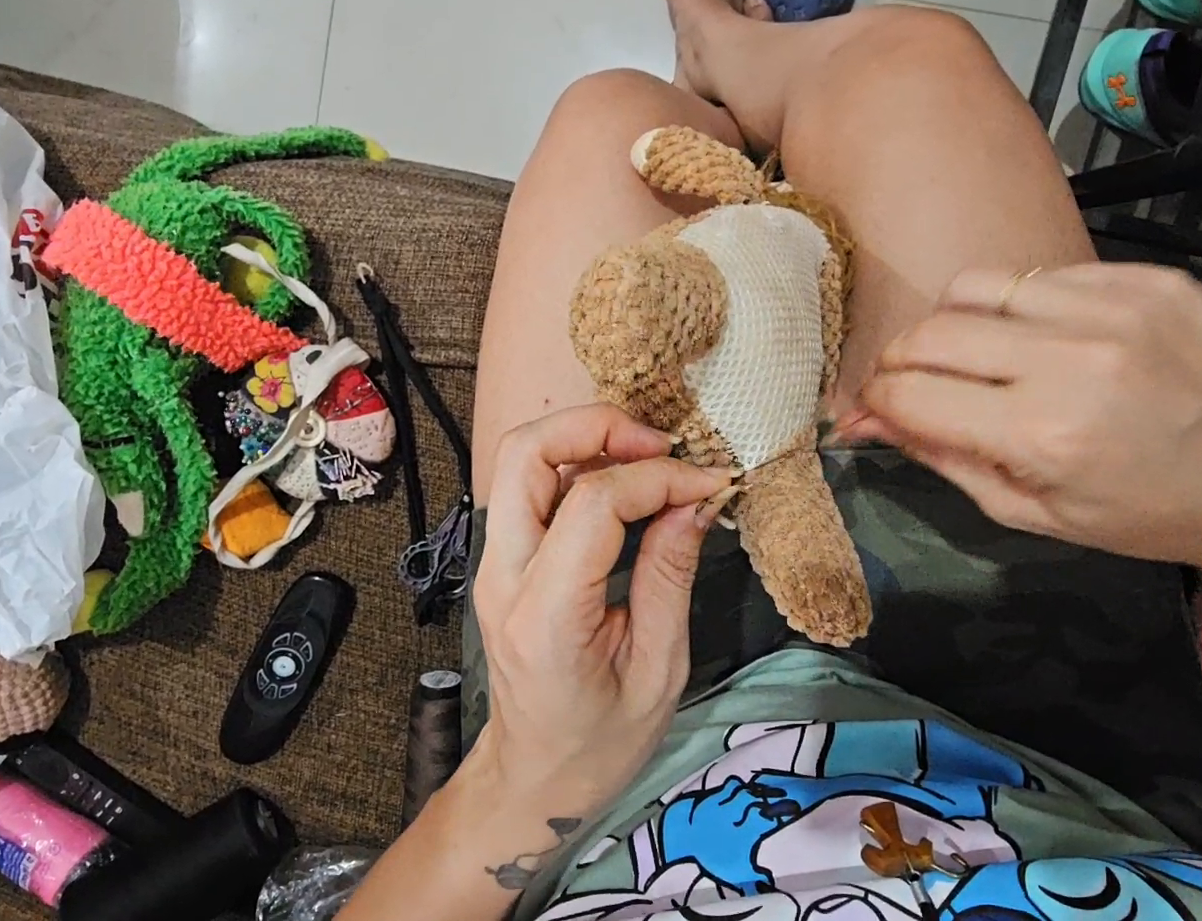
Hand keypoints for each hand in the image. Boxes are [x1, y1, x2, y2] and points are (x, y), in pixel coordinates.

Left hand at [469, 404, 734, 809]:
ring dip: (582, 437)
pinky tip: (622, 481)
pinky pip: (528, 486)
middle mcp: (504, 575)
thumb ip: (669, 574)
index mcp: (546, 615)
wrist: (533, 776)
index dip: (657, 478)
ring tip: (646, 457)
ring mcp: (493, 563)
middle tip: (660, 445)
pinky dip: (575, 463)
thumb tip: (696, 498)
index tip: (709, 482)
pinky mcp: (501, 559)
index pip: (592, 504)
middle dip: (596, 425)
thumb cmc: (601, 741)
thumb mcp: (659, 668)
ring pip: (517, 458)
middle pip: (523, 452)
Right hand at [834, 263, 1201, 569]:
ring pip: (972, 287)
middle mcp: (1073, 357)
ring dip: (953, 325)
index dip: (874, 402)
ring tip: (977, 357)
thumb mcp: (1026, 510)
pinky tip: (1043, 340)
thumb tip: (862, 420)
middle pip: (929, 332)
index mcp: (1043, 432)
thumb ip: (938, 455)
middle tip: (912, 386)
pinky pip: (1036, 277)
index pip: (909, 394)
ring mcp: (1113, 307)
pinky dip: (1016, 308)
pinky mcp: (1143, 278)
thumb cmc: (1143, 516)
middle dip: (900, 361)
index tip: (871, 411)